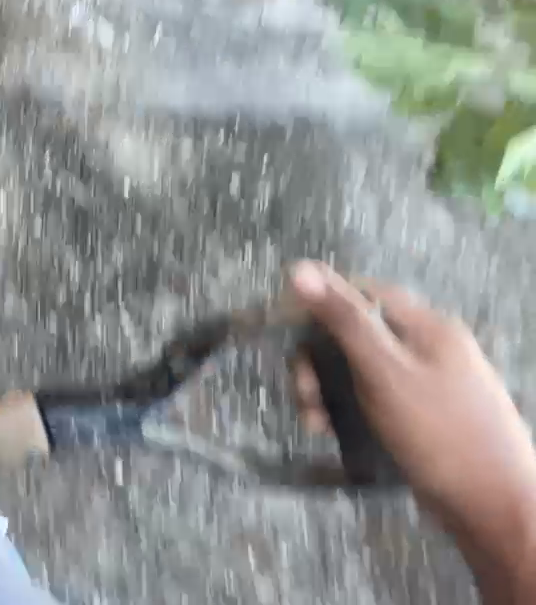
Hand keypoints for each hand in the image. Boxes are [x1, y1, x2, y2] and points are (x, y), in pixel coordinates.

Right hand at [289, 261, 535, 601]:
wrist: (495, 511)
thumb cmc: (439, 432)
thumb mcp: (383, 370)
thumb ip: (343, 318)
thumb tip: (298, 267)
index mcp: (429, 328)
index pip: (360, 291)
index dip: (317, 301)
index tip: (283, 327)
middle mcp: (428, 347)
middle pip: (349, 330)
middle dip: (313, 357)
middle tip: (301, 387)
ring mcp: (425, 379)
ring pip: (351, 363)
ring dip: (320, 385)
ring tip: (313, 415)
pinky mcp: (417, 408)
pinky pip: (365, 391)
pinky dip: (340, 403)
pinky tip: (329, 425)